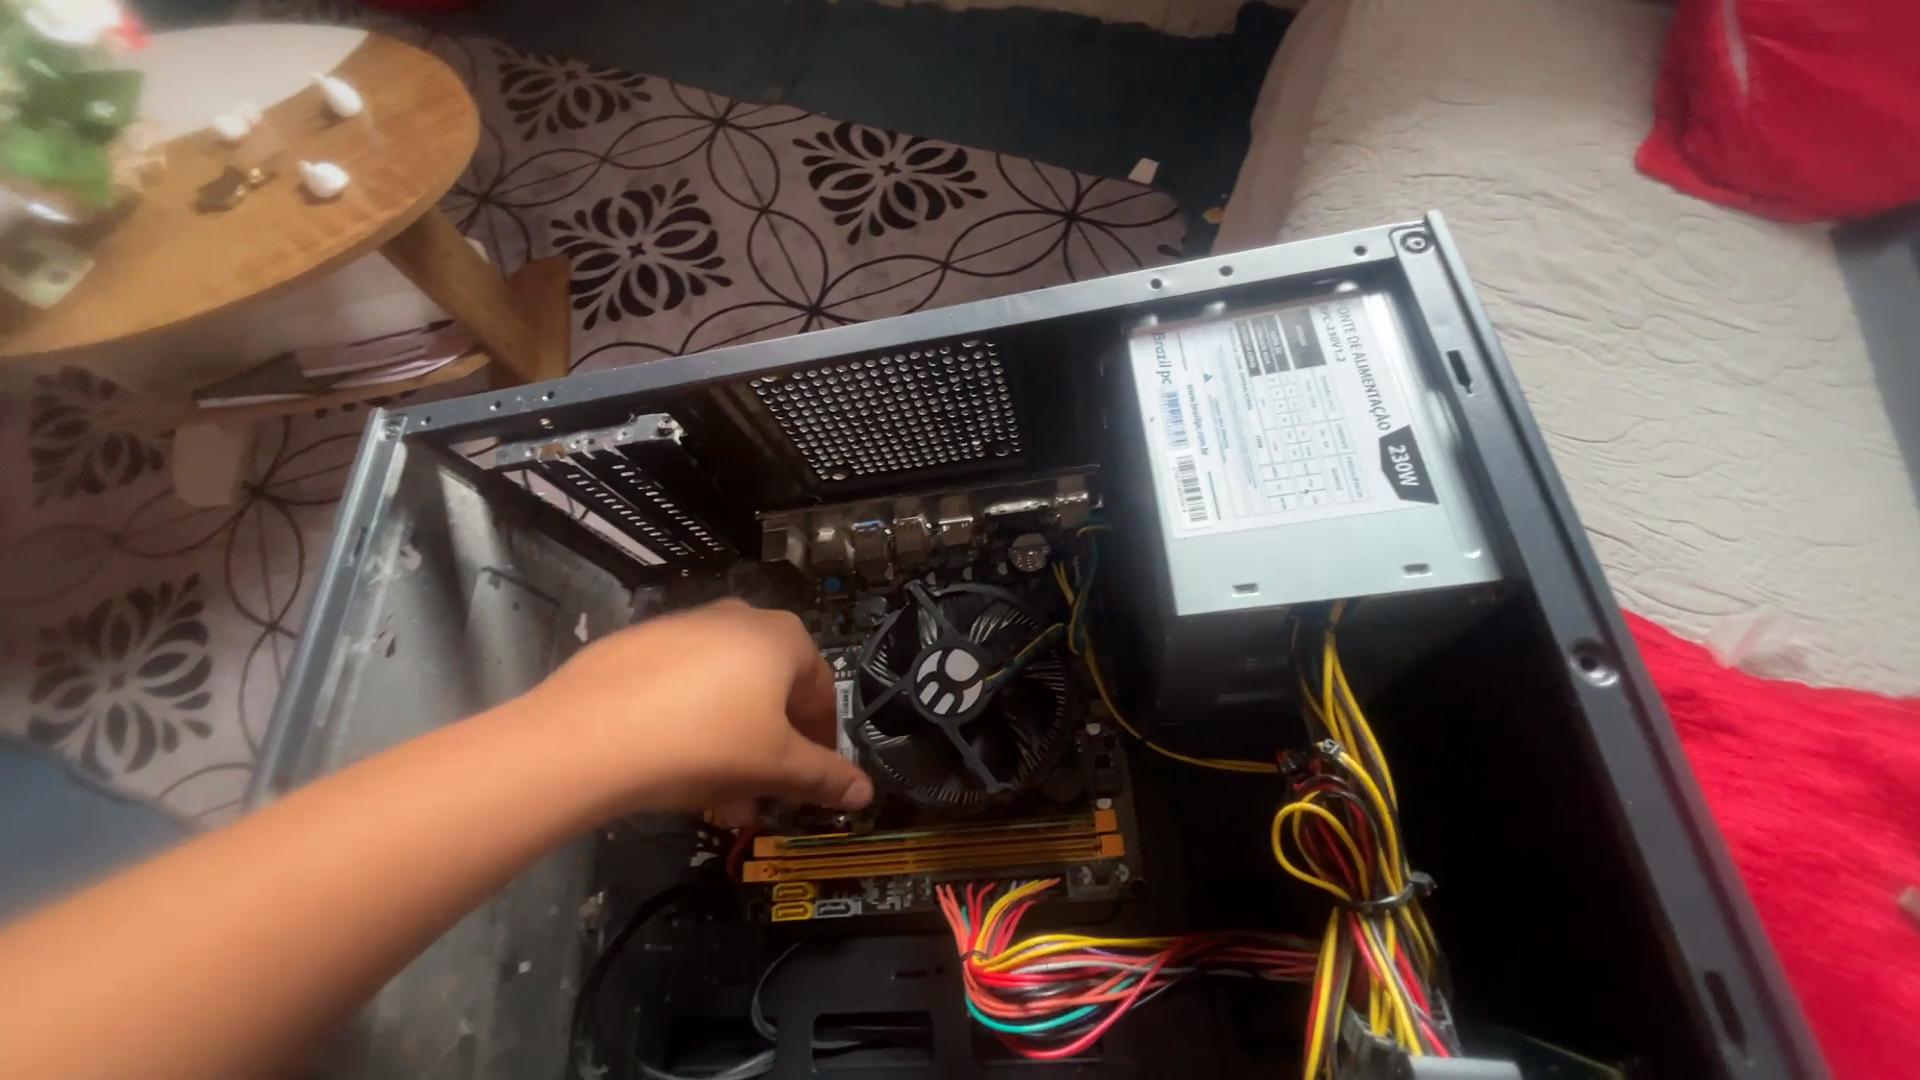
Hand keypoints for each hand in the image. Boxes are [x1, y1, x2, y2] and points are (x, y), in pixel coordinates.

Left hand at [508, 598, 873, 820]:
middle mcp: (739, 618)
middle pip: (771, 692)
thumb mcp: (776, 767)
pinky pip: (681, 686)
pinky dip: (690, 722)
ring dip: (732, 741)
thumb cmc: (707, 742)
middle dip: (771, 749)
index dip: (823, 744)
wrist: (587, 735)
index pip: (820, 693)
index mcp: (783, 637)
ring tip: (714, 794)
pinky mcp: (637, 643)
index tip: (813, 782)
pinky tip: (671, 764)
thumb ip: (825, 778)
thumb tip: (865, 793)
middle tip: (761, 795)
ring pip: (725, 692)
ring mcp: (685, 626)